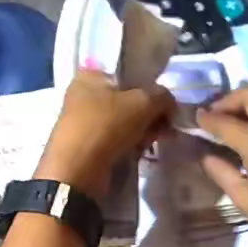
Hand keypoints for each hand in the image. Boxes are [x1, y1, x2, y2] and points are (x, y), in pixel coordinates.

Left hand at [36, 68, 171, 196]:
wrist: (78, 171)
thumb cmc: (107, 125)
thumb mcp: (143, 102)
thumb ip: (163, 96)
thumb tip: (169, 103)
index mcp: (91, 76)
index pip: (130, 77)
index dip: (152, 91)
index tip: (167, 108)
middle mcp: (84, 95)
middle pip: (128, 101)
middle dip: (150, 115)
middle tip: (164, 129)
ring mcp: (83, 122)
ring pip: (124, 123)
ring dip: (142, 132)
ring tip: (152, 142)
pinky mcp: (86, 145)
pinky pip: (115, 141)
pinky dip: (129, 145)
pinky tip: (139, 152)